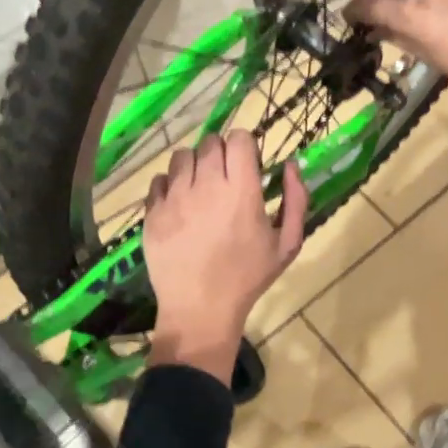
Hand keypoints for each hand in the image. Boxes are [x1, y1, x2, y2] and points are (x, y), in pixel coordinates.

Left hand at [141, 131, 307, 384]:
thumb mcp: (286, 244)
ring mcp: (174, 197)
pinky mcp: (152, 212)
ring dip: (193, 167)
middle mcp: (205, 186)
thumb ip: (295, 200)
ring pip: (181, 156)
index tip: (246, 164)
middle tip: (224, 178)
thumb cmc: (247, 278)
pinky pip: (158, 180)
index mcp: (241, 191)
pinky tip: (179, 205)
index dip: (243, 146)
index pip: (238, 138)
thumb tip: (292, 164)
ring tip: (199, 190)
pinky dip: (169, 186)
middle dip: (219, 154)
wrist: (199, 310)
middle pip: (209, 142)